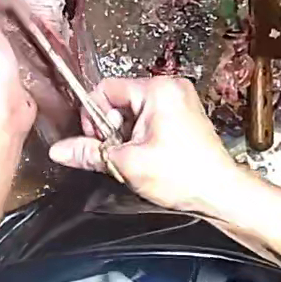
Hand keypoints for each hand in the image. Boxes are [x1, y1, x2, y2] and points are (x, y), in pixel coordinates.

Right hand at [48, 76, 266, 216]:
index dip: (94, 116)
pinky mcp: (183, 114)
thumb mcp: (127, 164)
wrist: (219, 193)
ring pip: (133, 111)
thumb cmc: (185, 176)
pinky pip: (149, 117)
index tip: (99, 139)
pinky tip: (149, 155)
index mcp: (158, 90)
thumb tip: (61, 150)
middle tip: (121, 152)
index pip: (106, 89)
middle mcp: (171, 88)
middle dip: (113, 128)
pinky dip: (141, 136)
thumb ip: (89, 152)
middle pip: (119, 100)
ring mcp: (179, 100)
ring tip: (137, 156)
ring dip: (127, 134)